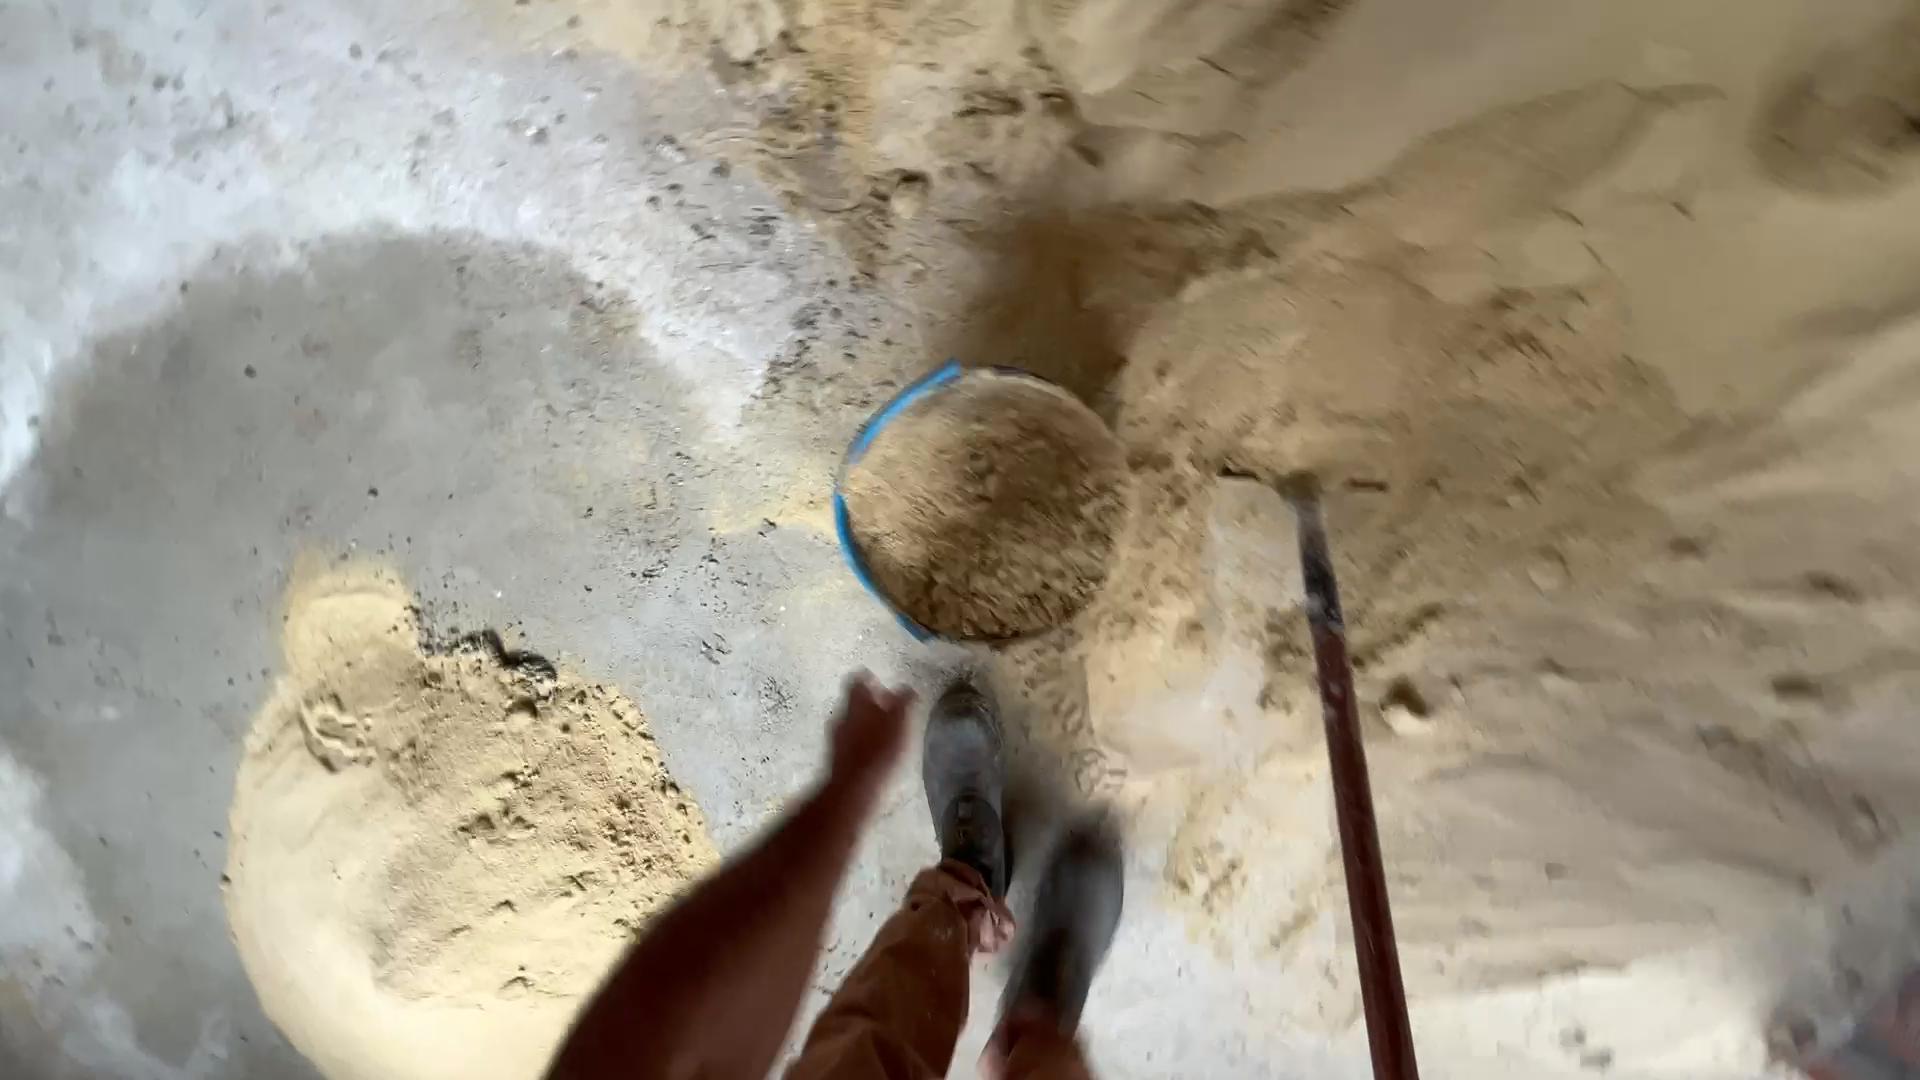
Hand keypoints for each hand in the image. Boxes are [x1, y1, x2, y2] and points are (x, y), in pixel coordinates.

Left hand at [828, 673, 913, 800]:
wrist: (853, 789)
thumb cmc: (880, 751)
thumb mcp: (900, 723)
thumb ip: (904, 702)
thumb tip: (908, 688)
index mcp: (857, 703)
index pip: (859, 680)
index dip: (870, 679)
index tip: (880, 682)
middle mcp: (842, 716)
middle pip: (853, 702)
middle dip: (869, 703)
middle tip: (886, 708)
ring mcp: (836, 738)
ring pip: (851, 722)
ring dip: (865, 724)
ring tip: (883, 733)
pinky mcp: (837, 759)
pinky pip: (849, 742)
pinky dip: (861, 742)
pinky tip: (874, 753)